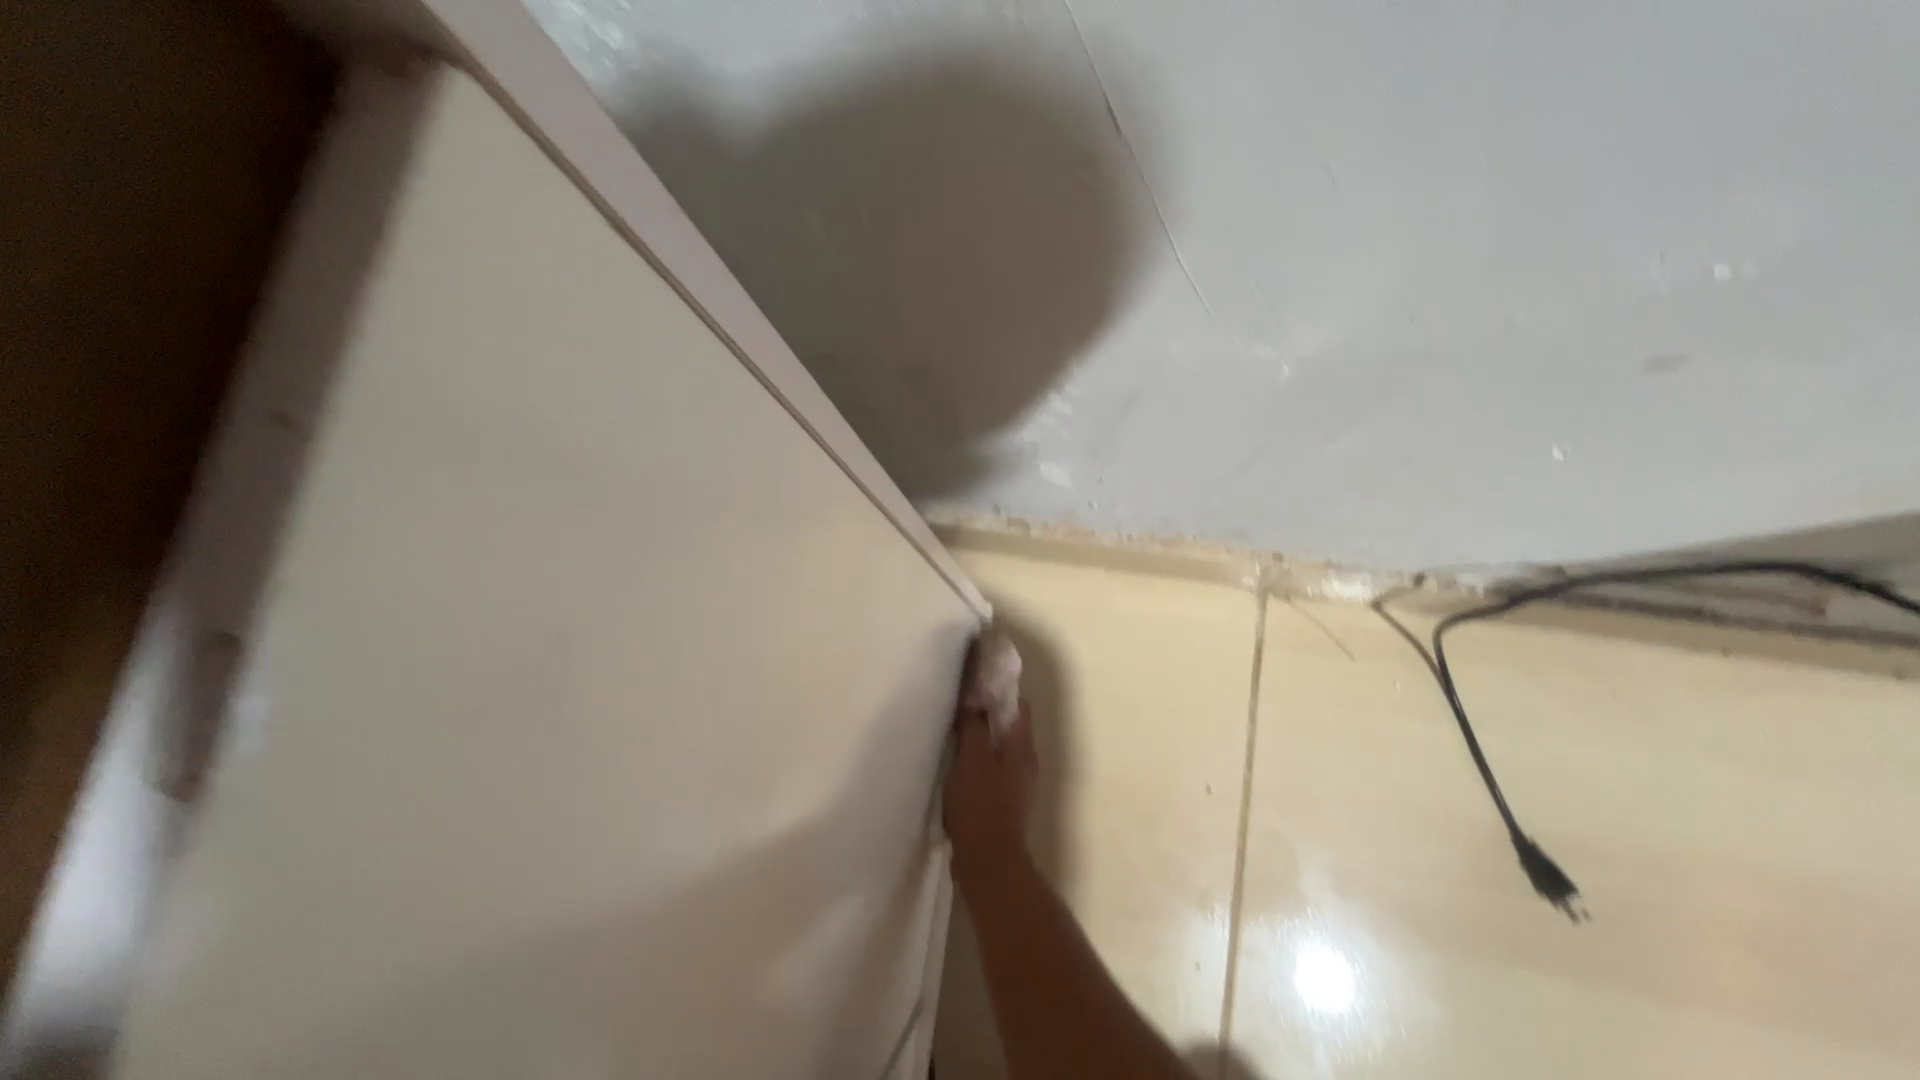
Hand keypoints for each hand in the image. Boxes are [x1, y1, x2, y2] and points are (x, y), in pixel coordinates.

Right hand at [943, 700, 1036, 884]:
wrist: (989, 862)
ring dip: (980, 735)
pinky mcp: (1004, 800)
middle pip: (1009, 724)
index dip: (997, 687)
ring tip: (953, 727)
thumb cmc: (981, 807)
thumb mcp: (972, 760)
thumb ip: (974, 727)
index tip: (974, 678)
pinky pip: (991, 767)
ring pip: (999, 746)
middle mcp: (1026, 761)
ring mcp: (1016, 782)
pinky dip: (976, 758)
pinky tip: (955, 761)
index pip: (1017, 703)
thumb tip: (974, 699)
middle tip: (958, 700)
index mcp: (1022, 746)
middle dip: (987, 710)